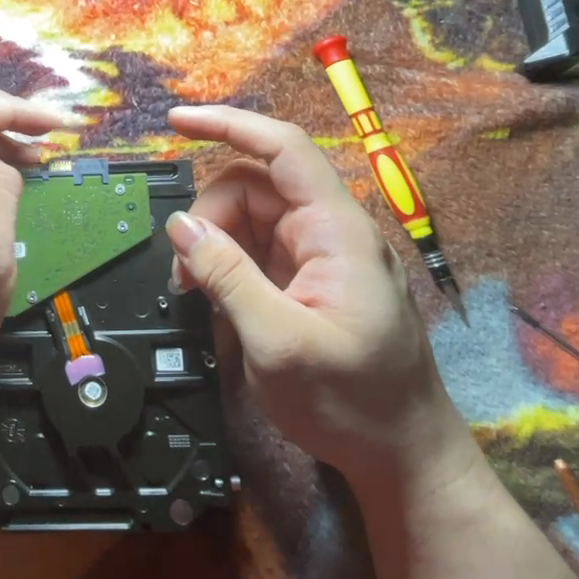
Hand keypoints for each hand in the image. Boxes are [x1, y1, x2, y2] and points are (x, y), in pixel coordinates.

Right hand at [166, 105, 477, 491]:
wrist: (403, 457)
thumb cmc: (351, 402)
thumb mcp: (278, 342)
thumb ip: (227, 276)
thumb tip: (180, 226)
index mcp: (336, 231)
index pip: (282, 150)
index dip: (229, 124)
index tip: (175, 121)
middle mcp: (329, 232)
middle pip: (254, 188)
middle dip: (209, 216)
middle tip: (182, 273)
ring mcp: (320, 258)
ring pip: (250, 220)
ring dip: (213, 244)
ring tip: (193, 291)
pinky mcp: (309, 283)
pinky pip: (257, 252)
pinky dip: (227, 266)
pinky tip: (213, 299)